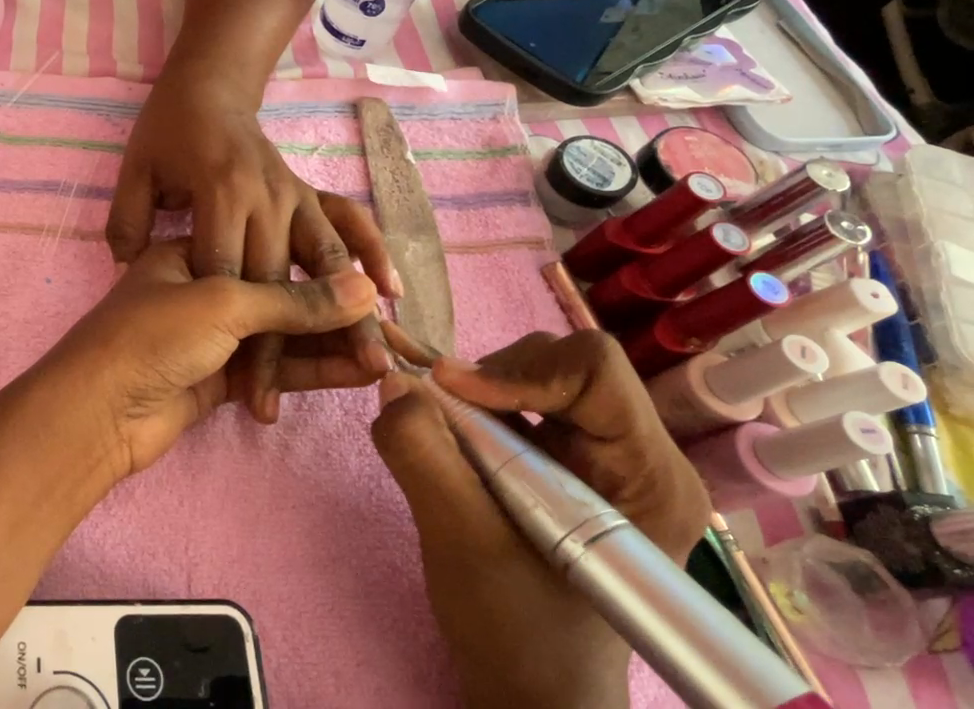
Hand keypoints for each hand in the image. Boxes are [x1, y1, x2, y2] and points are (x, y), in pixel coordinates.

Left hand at [42, 240, 385, 481]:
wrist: (95, 409)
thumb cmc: (150, 335)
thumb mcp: (221, 303)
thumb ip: (293, 299)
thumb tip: (366, 291)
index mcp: (195, 245)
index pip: (270, 245)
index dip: (322, 264)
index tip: (373, 283)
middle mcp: (206, 283)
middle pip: (283, 289)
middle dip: (335, 312)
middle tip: (388, 332)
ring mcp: (212, 331)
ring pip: (283, 331)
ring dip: (330, 345)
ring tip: (381, 361)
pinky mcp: (219, 374)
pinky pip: (273, 364)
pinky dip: (311, 369)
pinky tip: (354, 374)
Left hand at [107, 75, 398, 420]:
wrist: (207, 83)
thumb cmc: (166, 131)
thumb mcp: (135, 172)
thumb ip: (130, 221)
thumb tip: (125, 265)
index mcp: (218, 192)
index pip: (227, 268)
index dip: (228, 324)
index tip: (237, 379)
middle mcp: (263, 196)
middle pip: (278, 279)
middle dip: (287, 342)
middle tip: (287, 400)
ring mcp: (291, 195)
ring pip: (324, 261)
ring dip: (347, 314)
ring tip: (375, 360)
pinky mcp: (306, 197)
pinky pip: (346, 227)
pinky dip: (372, 255)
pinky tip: (390, 293)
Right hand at [370, 329, 711, 708]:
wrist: (532, 691)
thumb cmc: (516, 632)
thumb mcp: (461, 542)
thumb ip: (424, 456)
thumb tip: (393, 382)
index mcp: (649, 477)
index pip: (594, 371)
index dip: (517, 370)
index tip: (448, 392)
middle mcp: (639, 457)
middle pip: (563, 365)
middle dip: (490, 380)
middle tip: (440, 418)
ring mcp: (606, 461)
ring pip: (536, 378)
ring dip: (476, 395)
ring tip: (444, 438)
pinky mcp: (570, 468)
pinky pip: (520, 407)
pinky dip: (473, 411)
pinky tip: (449, 440)